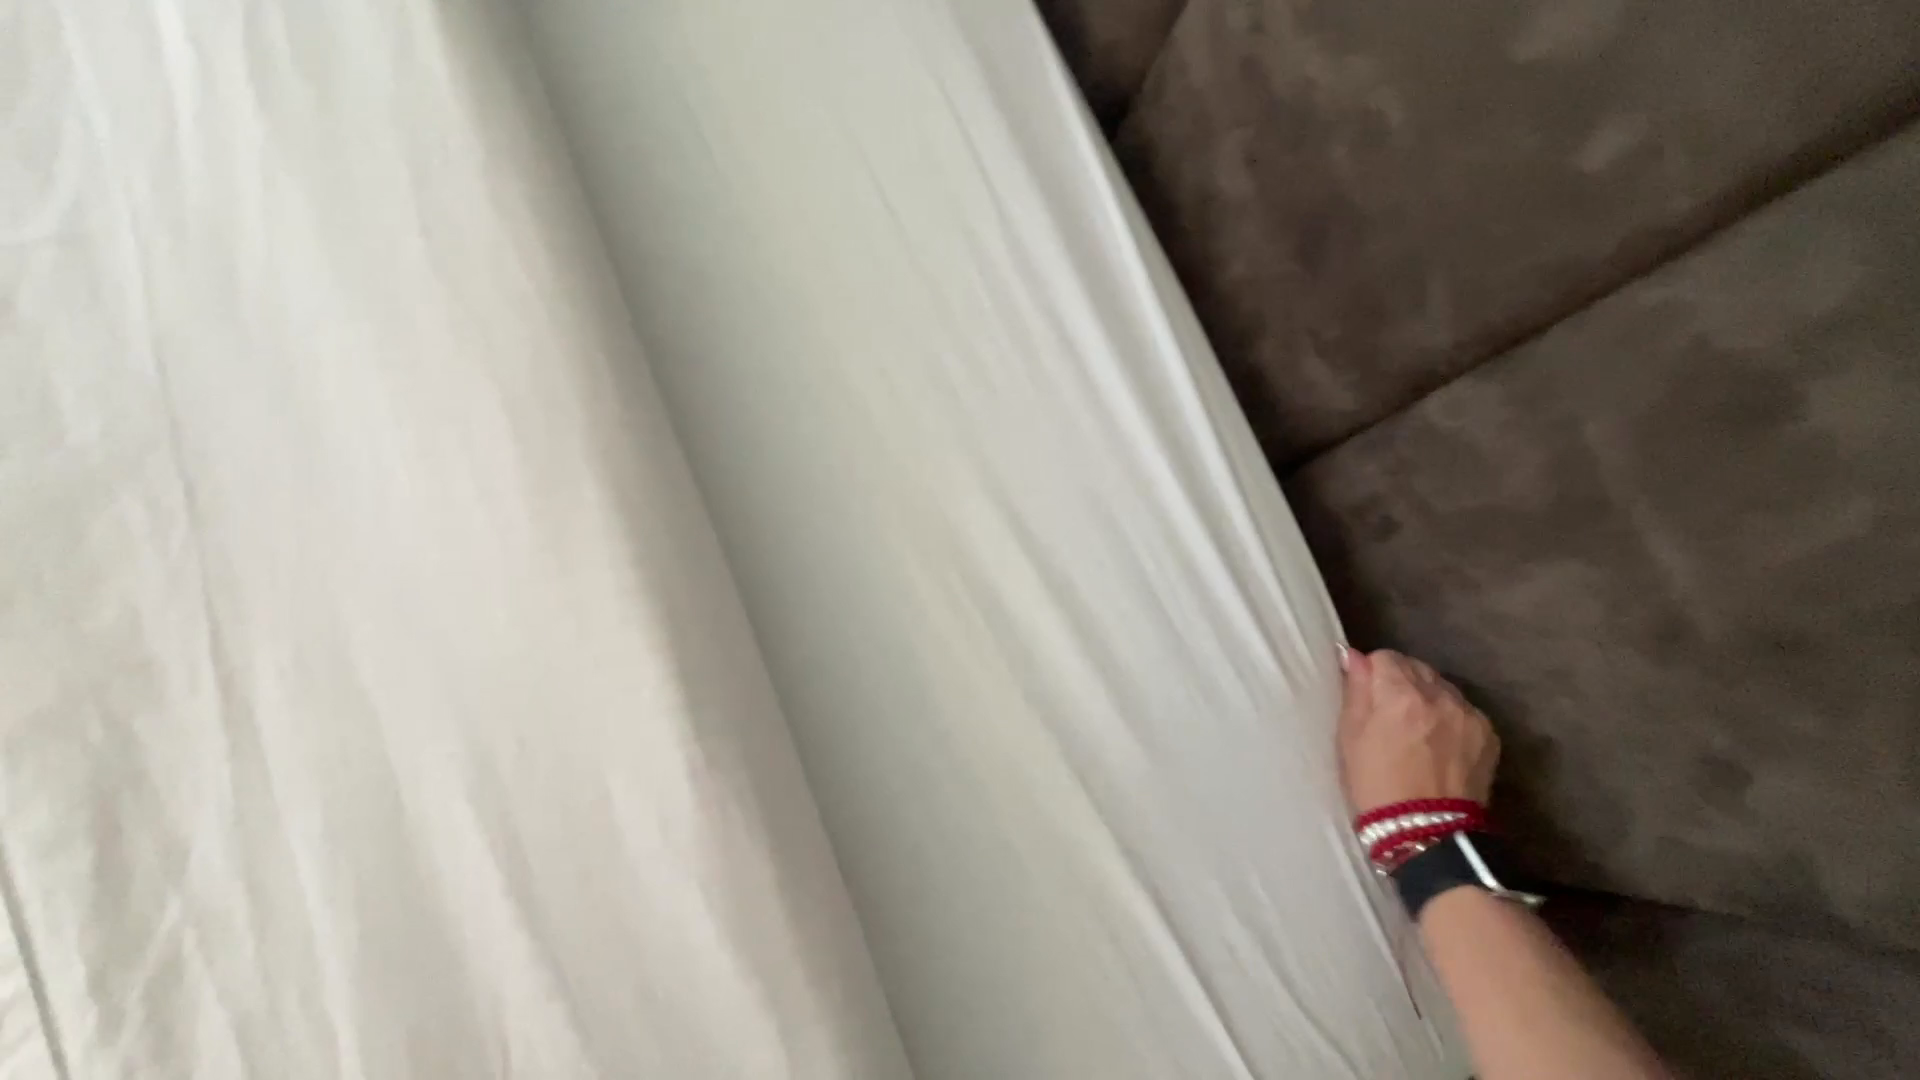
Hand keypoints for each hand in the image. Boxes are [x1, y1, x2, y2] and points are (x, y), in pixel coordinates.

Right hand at [1338, 647, 1498, 813]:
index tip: (1367, 695)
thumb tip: (1353, 656)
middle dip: (1401, 681)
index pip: (1385, 657)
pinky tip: (1440, 742)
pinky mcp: (1488, 733)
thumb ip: (1355, 691)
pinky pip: (1463, 709)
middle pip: (1416, 667)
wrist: (1427, 832)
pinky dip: (1449, 716)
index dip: (1372, 673)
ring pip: (1442, 686)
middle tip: (1389, 711)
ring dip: (1427, 697)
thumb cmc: (1375, 783)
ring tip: (1417, 727)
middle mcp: (1439, 695)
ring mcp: (1468, 713)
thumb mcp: (1350, 736)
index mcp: (1399, 694)